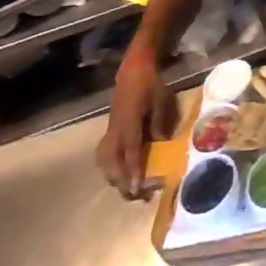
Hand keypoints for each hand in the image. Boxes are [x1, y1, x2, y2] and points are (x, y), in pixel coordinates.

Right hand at [96, 48, 176, 199]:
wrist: (134, 70)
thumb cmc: (150, 84)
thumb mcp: (161, 100)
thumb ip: (159, 123)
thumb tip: (161, 145)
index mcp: (128, 124)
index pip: (130, 153)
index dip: (134, 172)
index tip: (137, 190)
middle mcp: (115, 131)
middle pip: (113, 163)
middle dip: (122, 181)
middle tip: (137, 194)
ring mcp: (110, 132)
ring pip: (104, 162)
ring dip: (114, 177)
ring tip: (128, 188)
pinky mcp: (109, 131)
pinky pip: (104, 155)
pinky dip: (109, 168)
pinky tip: (119, 173)